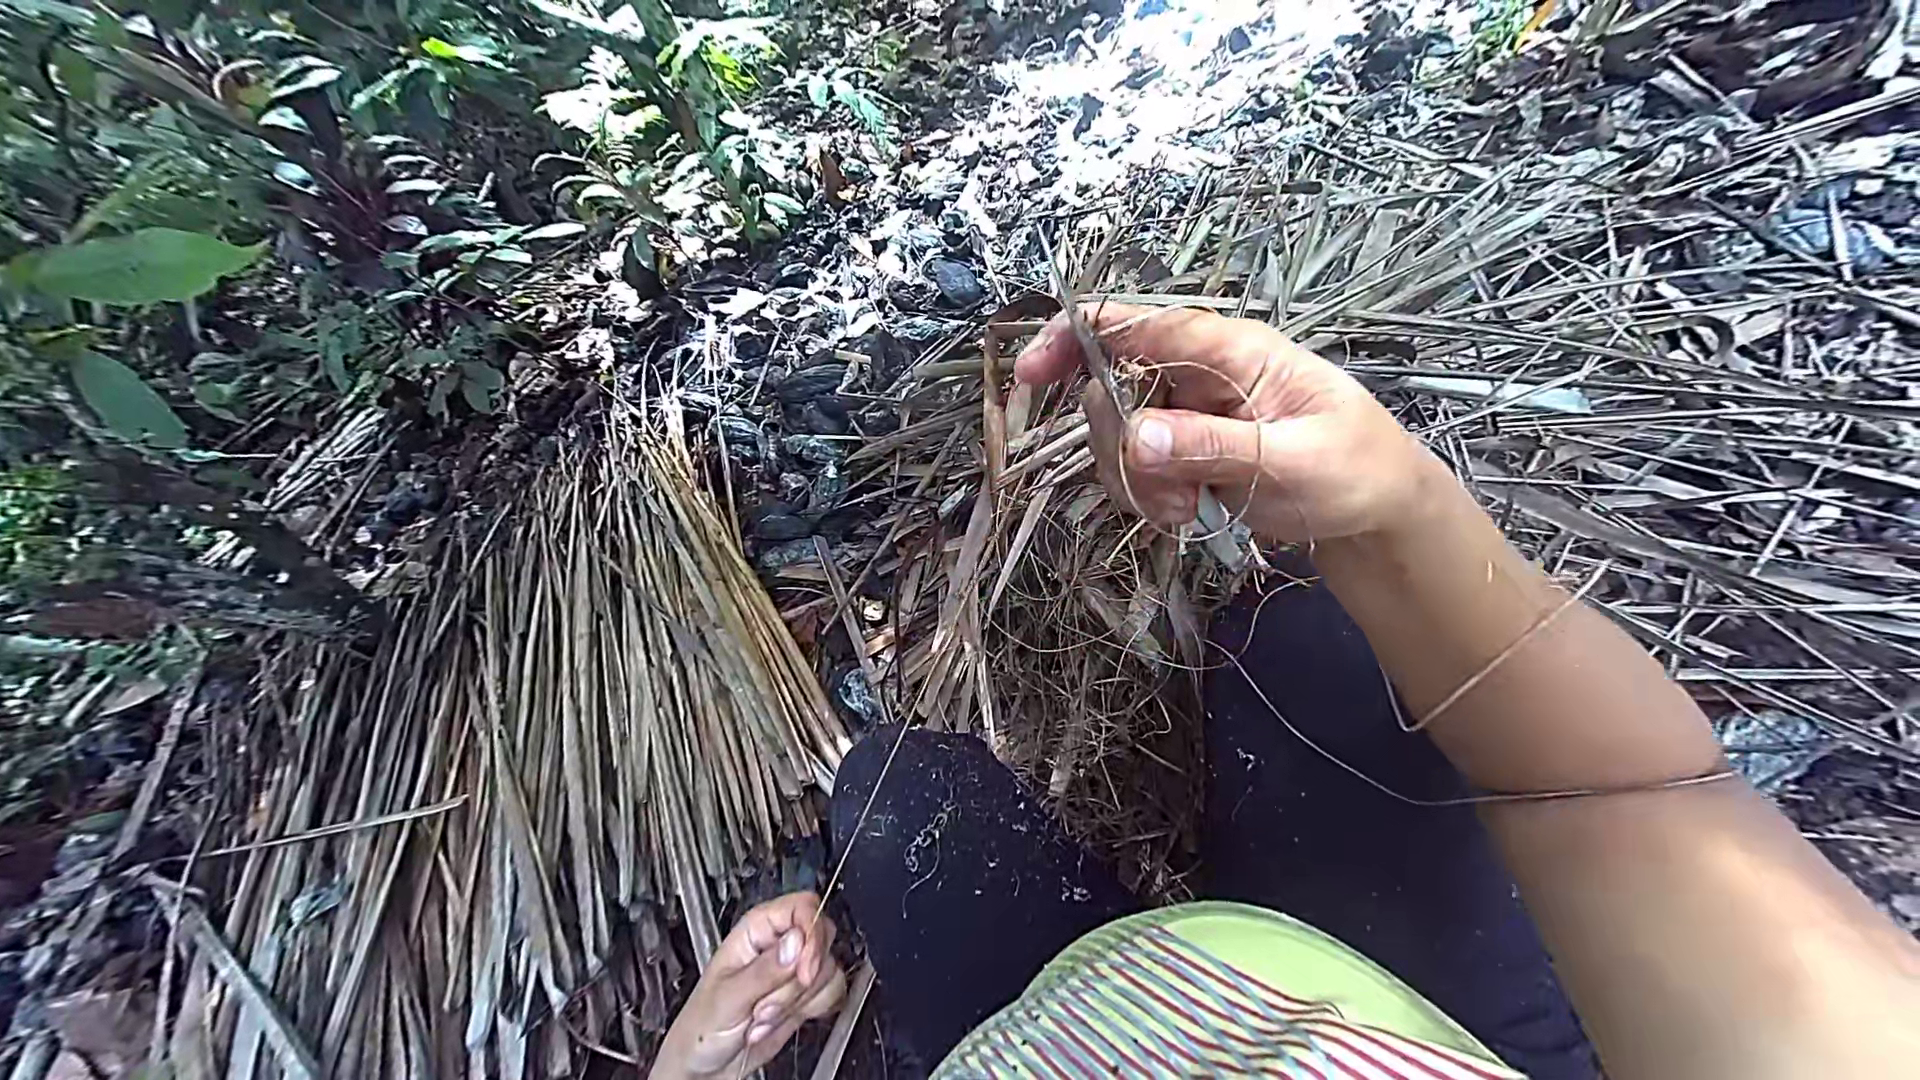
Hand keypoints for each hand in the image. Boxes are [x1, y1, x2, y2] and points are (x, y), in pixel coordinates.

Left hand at [650, 892, 846, 1079]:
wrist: (702, 1071)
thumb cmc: (700, 1028)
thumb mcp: (726, 998)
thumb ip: (764, 970)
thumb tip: (797, 941)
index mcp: (758, 927)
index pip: (803, 907)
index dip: (812, 934)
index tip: (806, 969)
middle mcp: (780, 941)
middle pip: (821, 935)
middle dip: (802, 976)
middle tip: (770, 1002)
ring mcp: (795, 967)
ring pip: (827, 966)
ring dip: (800, 1000)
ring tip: (763, 1017)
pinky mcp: (806, 992)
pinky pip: (833, 988)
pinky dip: (814, 1009)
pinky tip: (782, 1020)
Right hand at [1015, 303, 1443, 543]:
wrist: (1368, 511)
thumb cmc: (1352, 469)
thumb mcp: (1293, 458)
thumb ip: (1213, 445)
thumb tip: (1134, 438)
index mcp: (1225, 350)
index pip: (1132, 324)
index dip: (1071, 338)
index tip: (1031, 375)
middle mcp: (1192, 375)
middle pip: (1108, 392)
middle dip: (1123, 448)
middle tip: (1170, 492)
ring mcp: (1180, 416)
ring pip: (1114, 439)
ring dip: (1137, 482)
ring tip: (1189, 507)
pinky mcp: (1175, 452)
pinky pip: (1128, 471)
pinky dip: (1145, 498)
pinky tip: (1186, 513)